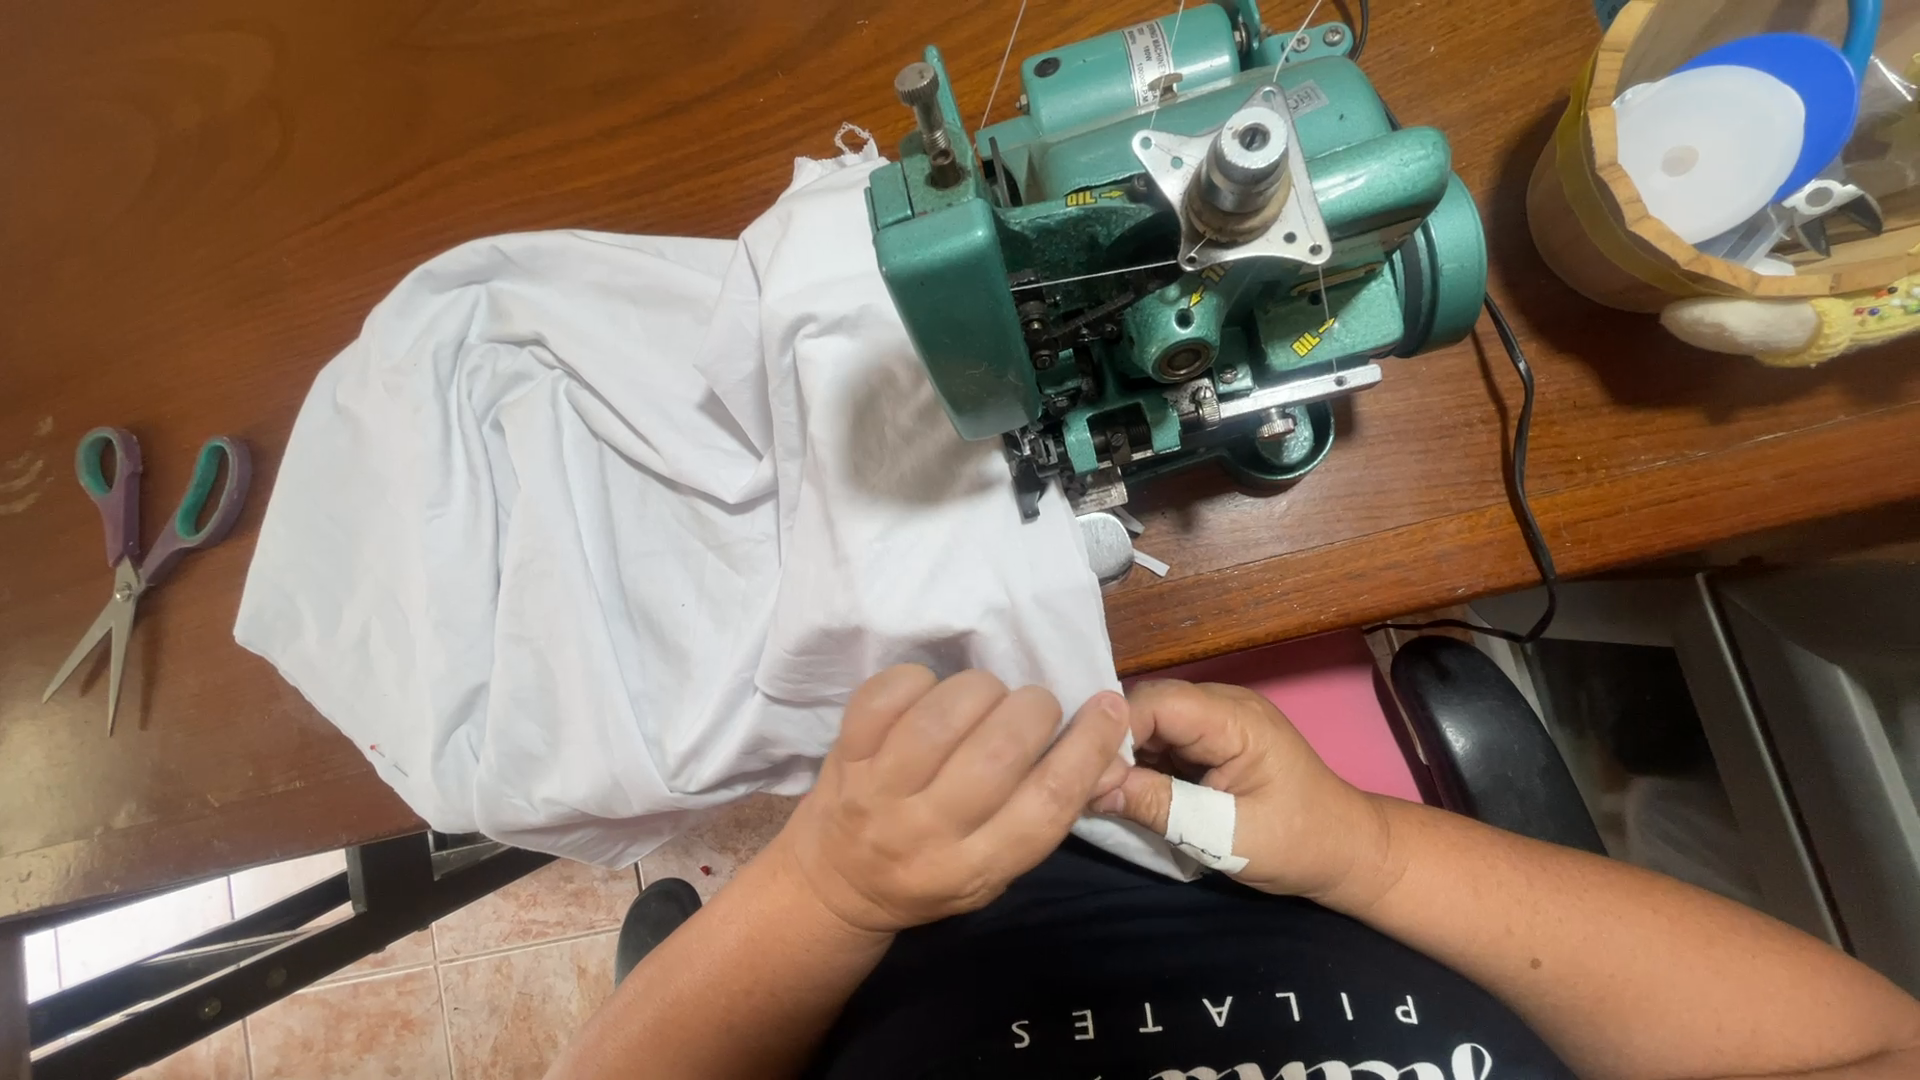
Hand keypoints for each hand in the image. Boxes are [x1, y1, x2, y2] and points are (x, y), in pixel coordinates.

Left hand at [770, 665, 1130, 934]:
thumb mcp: (994, 867)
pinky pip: (885, 696)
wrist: (836, 884)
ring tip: (985, 696)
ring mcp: (879, 792)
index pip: (1047, 805)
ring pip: (943, 717)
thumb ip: (1045, 813)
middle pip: (997, 752)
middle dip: (1032, 709)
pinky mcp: (846, 754)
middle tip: (1034, 706)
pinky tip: (930, 690)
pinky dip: (919, 679)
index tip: (1108, 706)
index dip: (1087, 747)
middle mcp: (926, 834)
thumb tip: (1109, 753)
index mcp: (977, 869)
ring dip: (981, 689)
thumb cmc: (931, 873)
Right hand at [1093, 679, 1389, 902]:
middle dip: (1113, 742)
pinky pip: (1161, 739)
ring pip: (1148, 721)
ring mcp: (1214, 719)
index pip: (1155, 703)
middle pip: (1146, 706)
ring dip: (1124, 754)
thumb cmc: (1297, 844)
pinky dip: (1140, 762)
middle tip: (1086, 782)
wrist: (1348, 853)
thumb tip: (1091, 787)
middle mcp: (1219, 705)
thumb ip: (1158, 805)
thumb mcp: (1225, 835)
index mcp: (1233, 718)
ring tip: (1100, 787)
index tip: (1088, 773)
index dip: (1114, 731)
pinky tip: (1125, 787)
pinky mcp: (1208, 738)